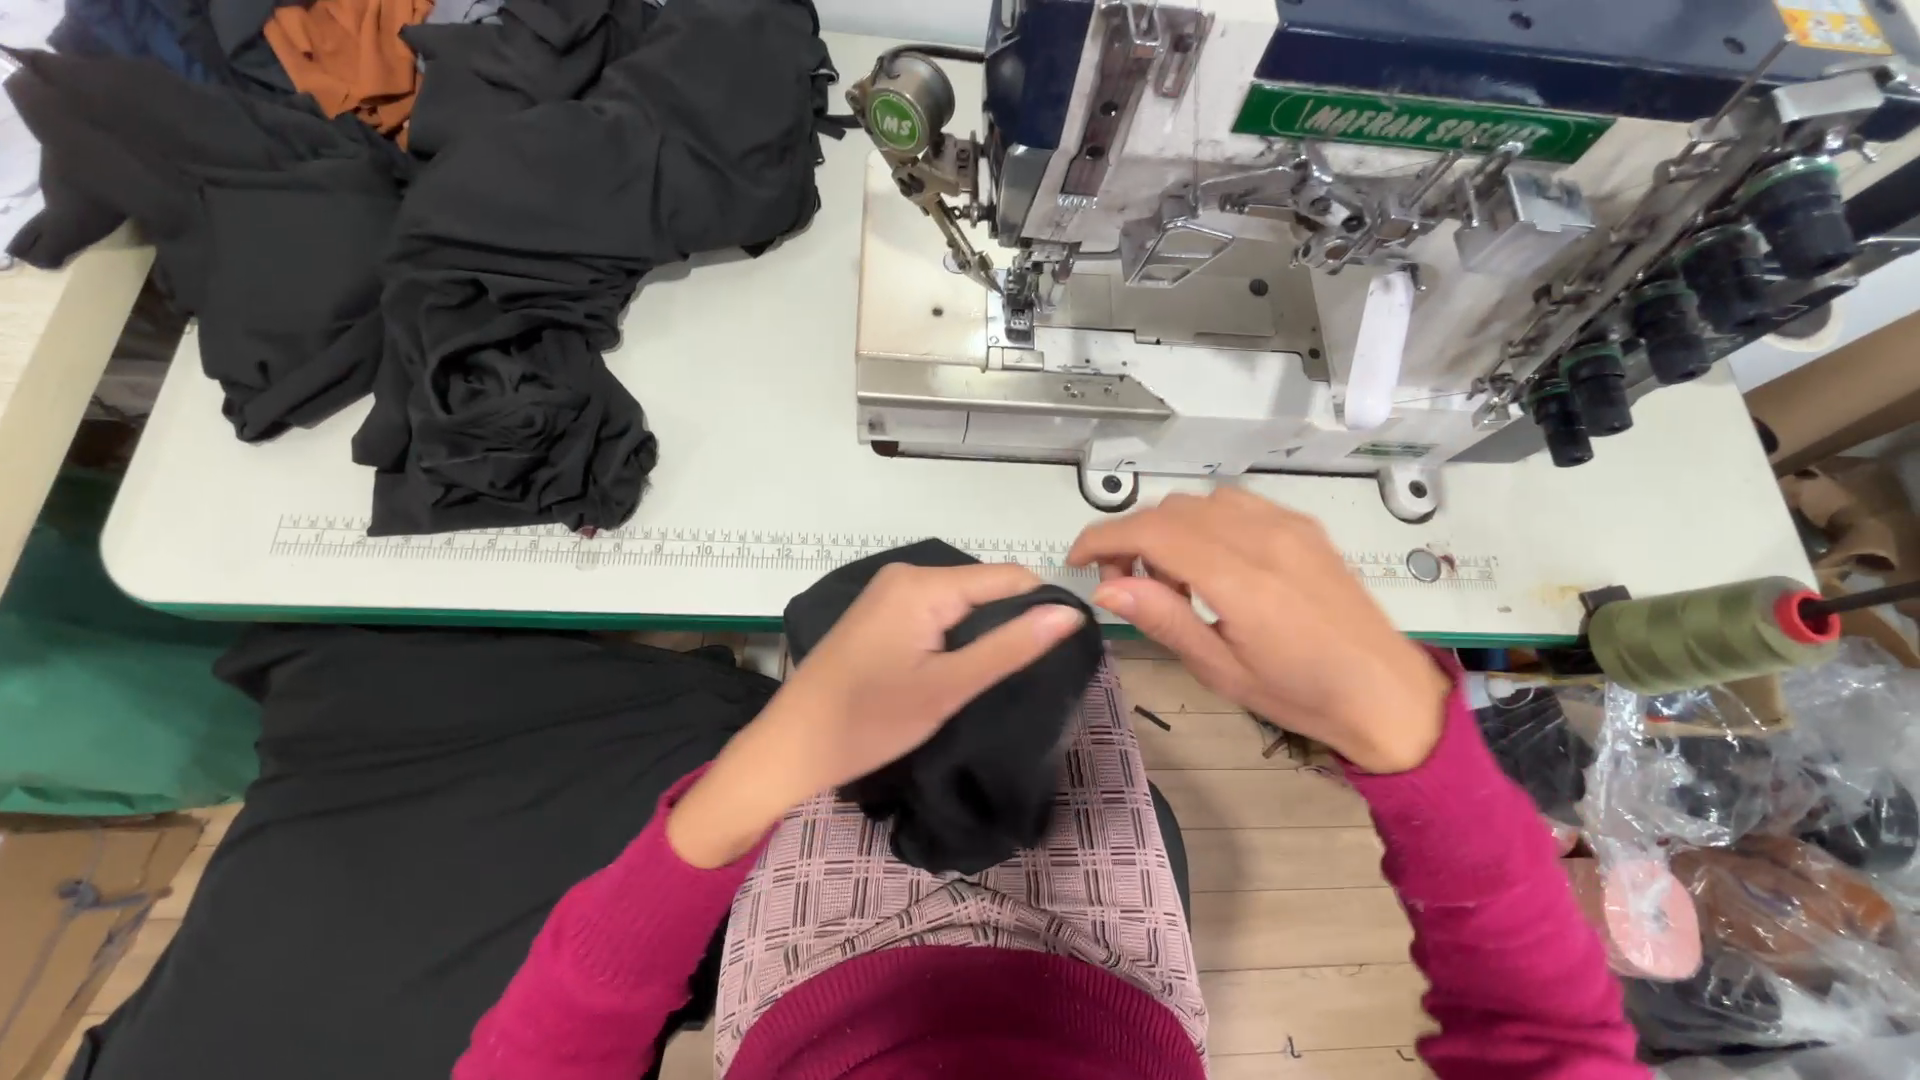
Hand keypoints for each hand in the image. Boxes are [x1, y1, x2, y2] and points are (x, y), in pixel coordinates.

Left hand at [666, 563, 1086, 866]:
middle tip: (1021, 675)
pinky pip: (935, 613)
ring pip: (961, 603)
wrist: (792, 745)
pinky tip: (954, 671)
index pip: (1009, 578)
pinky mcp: (879, 614)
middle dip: (1008, 624)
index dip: (1041, 609)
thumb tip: (1071, 613)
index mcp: (924, 584)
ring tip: (989, 677)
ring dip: (980, 635)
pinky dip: (953, 638)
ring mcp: (888, 593)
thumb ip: (1011, 647)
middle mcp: (906, 575)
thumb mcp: (949, 687)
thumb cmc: (871, 719)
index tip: (1064, 652)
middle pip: (984, 588)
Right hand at [1068, 488, 1449, 773]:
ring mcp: (1287, 526)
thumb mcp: (1220, 670)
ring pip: (1200, 501)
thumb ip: (1164, 620)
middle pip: (1171, 510)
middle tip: (1125, 586)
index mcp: (1241, 581)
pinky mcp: (1303, 526)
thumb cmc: (1299, 695)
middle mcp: (1263, 539)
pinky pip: (1235, 504)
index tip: (1078, 560)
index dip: (1104, 537)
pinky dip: (1203, 522)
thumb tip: (1106, 587)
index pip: (1153, 532)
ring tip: (1171, 579)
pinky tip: (1210, 562)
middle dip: (1131, 537)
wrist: (1385, 692)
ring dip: (1167, 528)